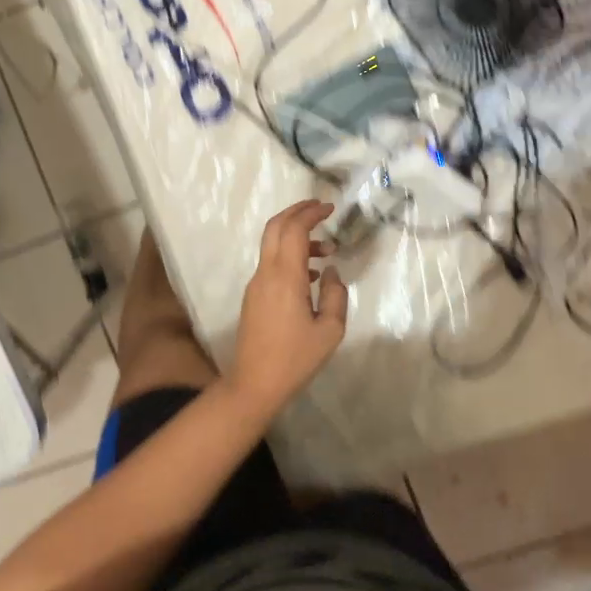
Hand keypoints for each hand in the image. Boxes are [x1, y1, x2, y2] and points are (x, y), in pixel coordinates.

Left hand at [226, 200, 348, 415]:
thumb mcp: (330, 330)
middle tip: (321, 209)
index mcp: (285, 277)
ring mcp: (256, 284)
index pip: (293, 230)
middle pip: (275, 228)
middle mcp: (266, 274)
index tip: (330, 207)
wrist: (254, 383)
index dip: (310, 213)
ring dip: (296, 237)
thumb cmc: (295, 359)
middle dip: (297, 212)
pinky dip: (290, 257)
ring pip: (272, 245)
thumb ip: (336, 295)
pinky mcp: (254, 296)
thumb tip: (332, 272)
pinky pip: (271, 264)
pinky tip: (313, 276)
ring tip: (328, 251)